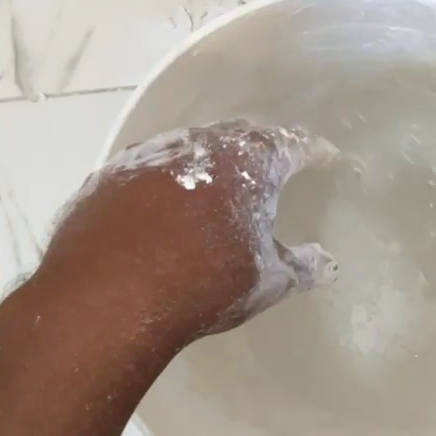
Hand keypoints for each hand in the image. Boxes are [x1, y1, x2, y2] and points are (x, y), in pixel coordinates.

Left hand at [36, 119, 336, 344]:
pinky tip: (167, 209)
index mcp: (248, 164)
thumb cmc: (206, 284)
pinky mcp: (107, 180)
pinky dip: (169, 183)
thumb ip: (302, 266)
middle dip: (260, 149)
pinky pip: (151, 171)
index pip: (290, 146)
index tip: (325, 156)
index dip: (312, 151)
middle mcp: (199, 146)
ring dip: (210, 162)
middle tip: (274, 166)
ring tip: (221, 185)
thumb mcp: (269, 281)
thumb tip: (328, 263)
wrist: (108, 298)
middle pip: (238, 138)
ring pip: (191, 149)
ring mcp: (147, 158)